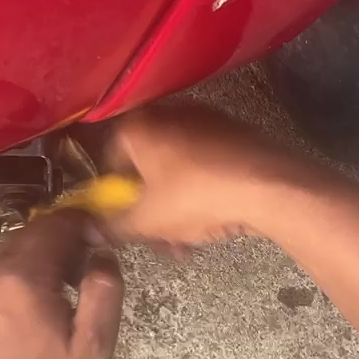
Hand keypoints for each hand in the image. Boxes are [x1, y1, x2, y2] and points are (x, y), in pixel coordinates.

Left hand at [0, 211, 123, 358]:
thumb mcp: (95, 345)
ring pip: (17, 241)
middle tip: (84, 271)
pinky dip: (24, 263)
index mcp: (24, 277)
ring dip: (44, 251)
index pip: (57, 225)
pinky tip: (38, 292)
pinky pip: (1, 258)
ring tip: (63, 285)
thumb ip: (104, 291)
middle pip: (36, 229)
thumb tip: (103, 252)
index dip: (84, 226)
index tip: (100, 244)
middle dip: (66, 240)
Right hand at [100, 105, 320, 246]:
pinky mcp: (236, 135)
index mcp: (140, 126)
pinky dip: (201, 192)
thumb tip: (89, 231)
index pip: (108, 156)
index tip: (120, 218)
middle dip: (149, 208)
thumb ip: (113, 226)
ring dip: (175, 208)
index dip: (111, 192)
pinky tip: (212, 223)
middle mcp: (171, 114)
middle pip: (146, 166)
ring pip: (178, 170)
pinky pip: (206, 165)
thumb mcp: (148, 220)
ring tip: (186, 244)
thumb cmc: (197, 196)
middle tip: (156, 240)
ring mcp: (207, 121)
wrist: (269, 185)